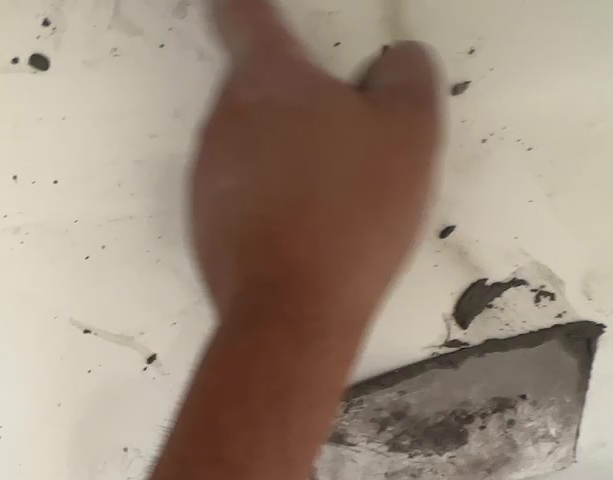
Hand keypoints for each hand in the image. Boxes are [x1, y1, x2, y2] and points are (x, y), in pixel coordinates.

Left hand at [190, 0, 442, 325]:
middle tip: (344, 134)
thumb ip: (404, 75)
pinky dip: (267, 197)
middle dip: (293, 98)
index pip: (243, 15)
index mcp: (265, 81)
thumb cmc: (351, 215)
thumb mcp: (411, 129)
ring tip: (331, 193)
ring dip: (282, 153)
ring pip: (247, 145)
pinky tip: (303, 227)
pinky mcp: (202, 228)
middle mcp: (220, 125)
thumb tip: (389, 66)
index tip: (242, 2)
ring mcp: (204, 181)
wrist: (291, 314)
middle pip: (254, 88)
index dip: (245, 3)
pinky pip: (239, 193)